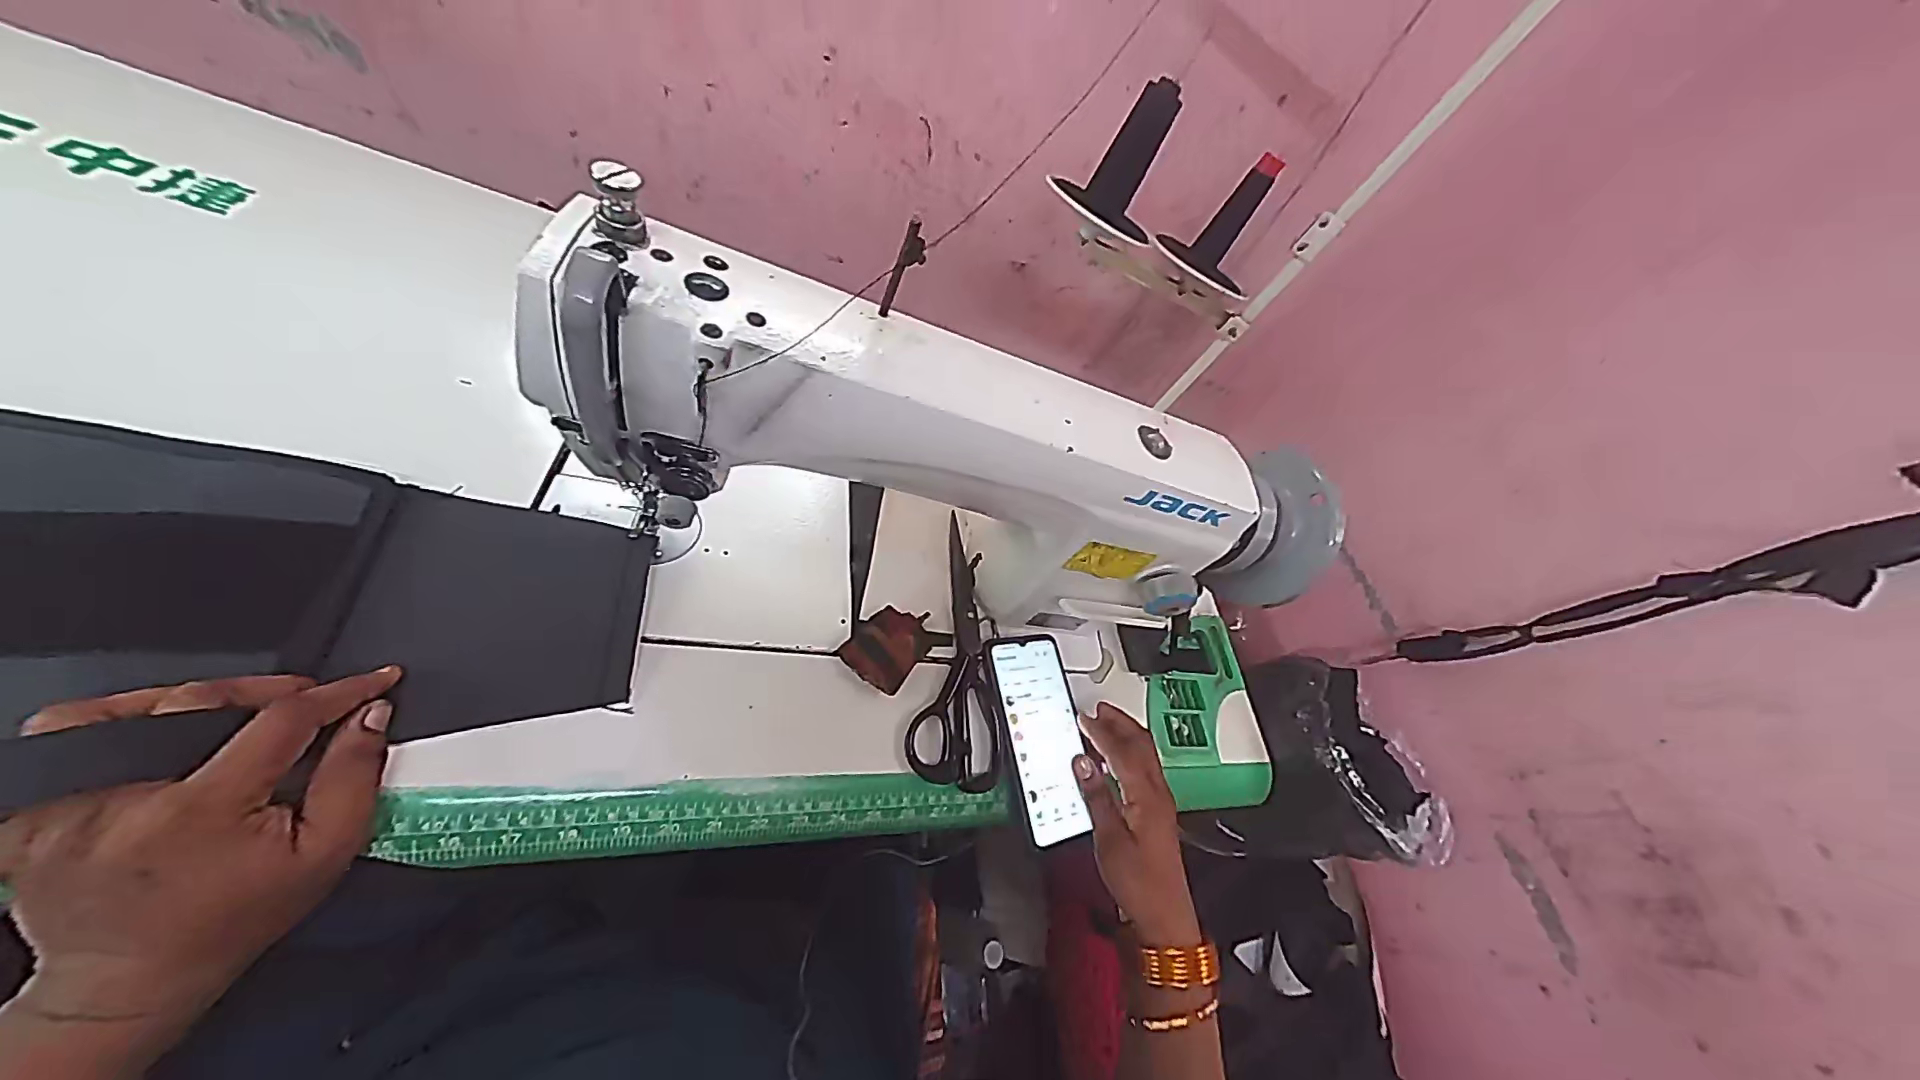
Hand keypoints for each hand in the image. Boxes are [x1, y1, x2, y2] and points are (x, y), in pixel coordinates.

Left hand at [0, 669, 399, 1039]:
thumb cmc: (239, 916)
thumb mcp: (328, 849)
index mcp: (198, 811)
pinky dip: (122, 717)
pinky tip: (163, 727)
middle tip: (313, 698)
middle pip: (206, 700)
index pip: (283, 718)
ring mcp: (62, 807)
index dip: (340, 692)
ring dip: (206, 699)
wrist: (132, 977)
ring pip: (141, 708)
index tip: (377, 680)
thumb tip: (371, 713)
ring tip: (245, 713)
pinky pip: (70, 734)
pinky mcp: (30, 813)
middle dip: (273, 689)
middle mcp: (118, 801)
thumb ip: (354, 775)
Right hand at [1073, 703, 1200, 944]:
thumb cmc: (1139, 883)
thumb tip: (1082, 762)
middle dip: (1120, 722)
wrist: (1165, 916)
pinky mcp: (1158, 812)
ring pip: (1146, 755)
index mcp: (1146, 796)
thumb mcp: (1109, 839)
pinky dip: (1129, 753)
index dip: (1102, 731)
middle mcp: (1158, 794)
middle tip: (1098, 709)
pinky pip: (1145, 769)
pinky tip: (1113, 759)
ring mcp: (1160, 802)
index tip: (1084, 718)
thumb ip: (1096, 796)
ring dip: (1126, 735)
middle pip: (1141, 745)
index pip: (1124, 751)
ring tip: (1105, 724)